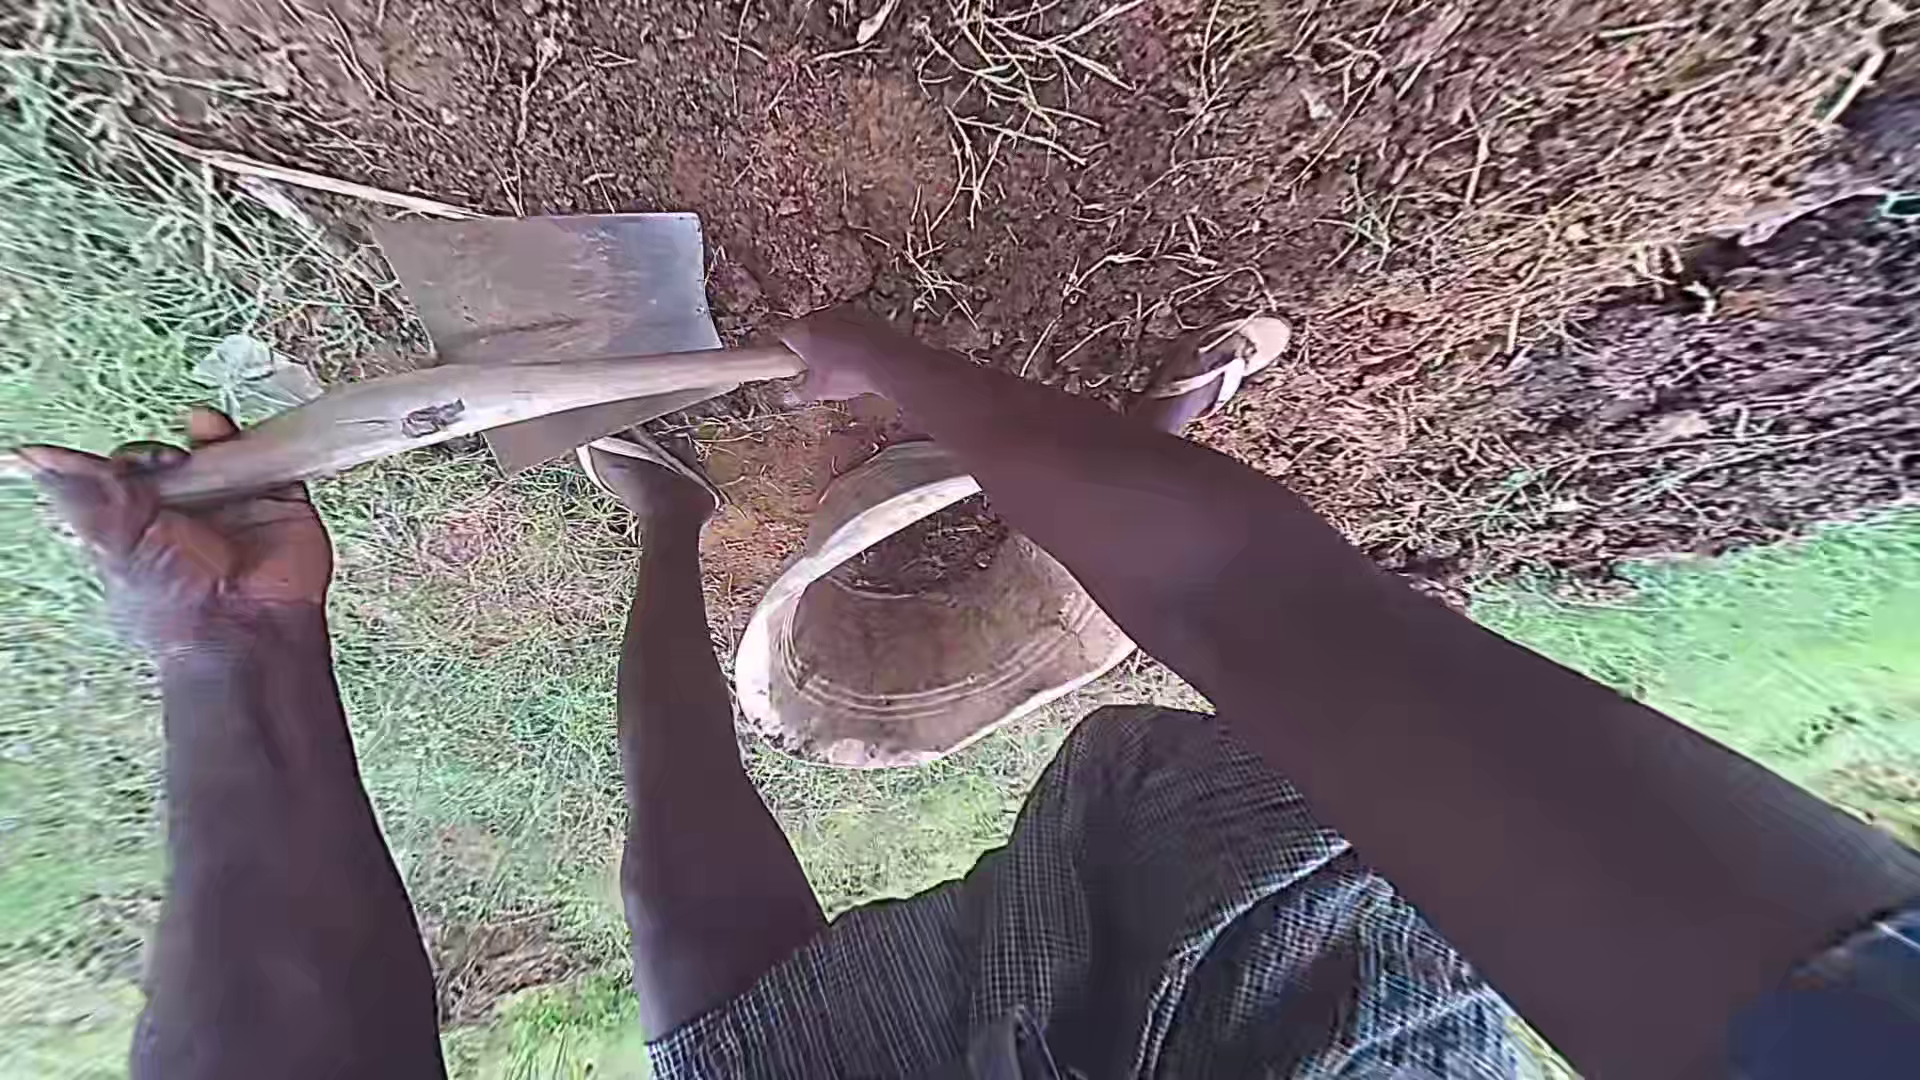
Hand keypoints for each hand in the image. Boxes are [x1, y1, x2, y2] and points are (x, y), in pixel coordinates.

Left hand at [18, 407, 332, 648]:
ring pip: (229, 459)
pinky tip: (256, 438)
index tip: (117, 463)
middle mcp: (191, 511)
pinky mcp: (287, 507)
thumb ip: (84, 496)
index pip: (127, 474)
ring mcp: (242, 507)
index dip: (123, 461)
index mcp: (139, 519)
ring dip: (218, 438)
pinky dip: (274, 451)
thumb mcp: (111, 542)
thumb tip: (31, 455)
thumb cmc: (173, 596)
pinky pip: (283, 471)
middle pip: (180, 461)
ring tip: (206, 422)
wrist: (244, 619)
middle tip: (169, 458)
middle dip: (169, 450)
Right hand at [780, 307, 917, 401]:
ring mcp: (843, 313)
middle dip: (811, 347)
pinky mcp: (864, 314)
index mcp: (801, 332)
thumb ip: (800, 390)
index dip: (787, 351)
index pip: (783, 335)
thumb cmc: (848, 374)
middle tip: (818, 369)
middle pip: (807, 329)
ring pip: (830, 327)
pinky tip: (860, 357)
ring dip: (832, 341)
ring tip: (842, 365)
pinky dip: (852, 338)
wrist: (887, 362)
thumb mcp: (818, 391)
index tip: (792, 363)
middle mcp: (819, 316)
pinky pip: (851, 326)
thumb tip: (792, 393)